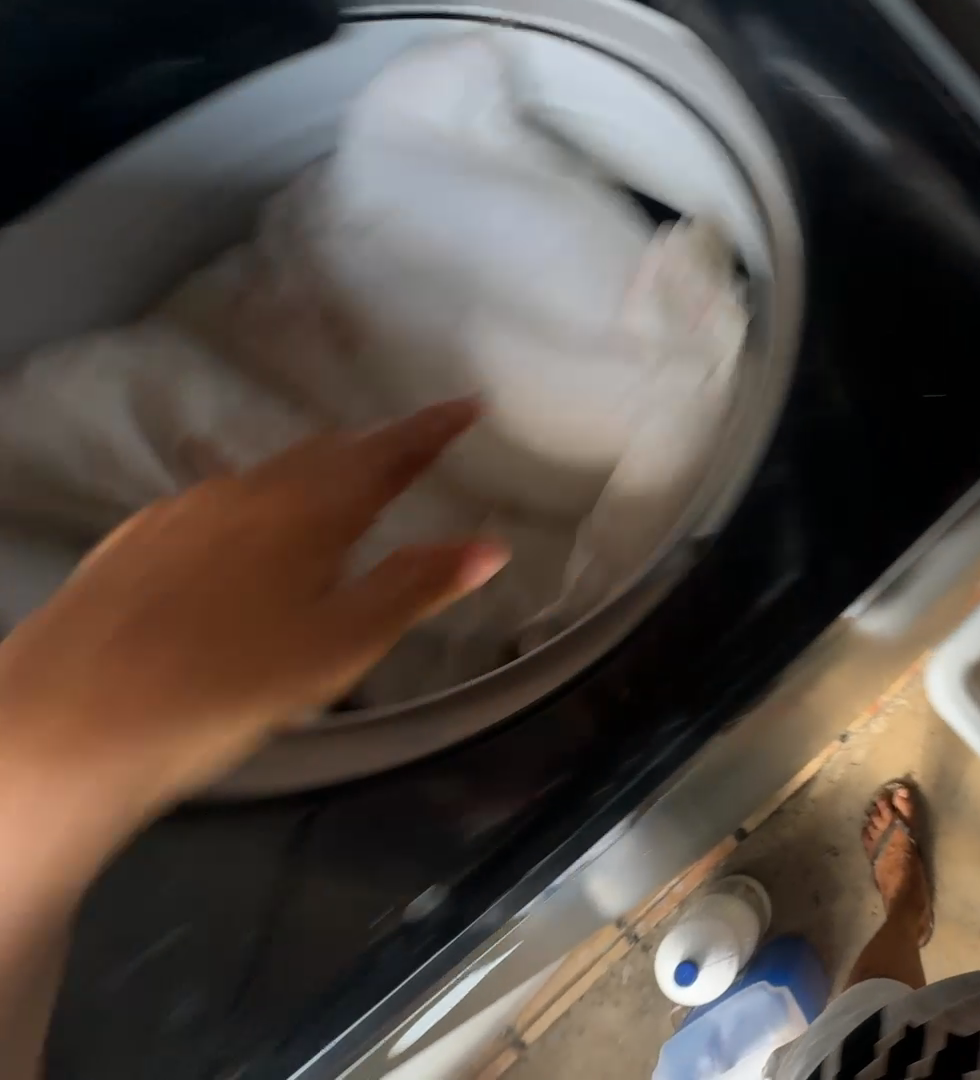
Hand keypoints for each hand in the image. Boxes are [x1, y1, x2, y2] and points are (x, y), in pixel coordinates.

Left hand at [0, 400, 507, 827]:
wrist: (62, 732)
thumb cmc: (232, 683)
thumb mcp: (349, 640)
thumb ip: (421, 585)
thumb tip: (492, 547)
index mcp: (307, 512)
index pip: (387, 454)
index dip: (432, 428)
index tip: (467, 404)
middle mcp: (244, 496)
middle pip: (327, 453)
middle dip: (380, 446)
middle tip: (420, 451)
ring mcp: (182, 514)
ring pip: (273, 474)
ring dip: (324, 473)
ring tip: (352, 493)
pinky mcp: (139, 542)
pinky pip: (226, 500)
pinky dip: (271, 501)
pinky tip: (265, 537)